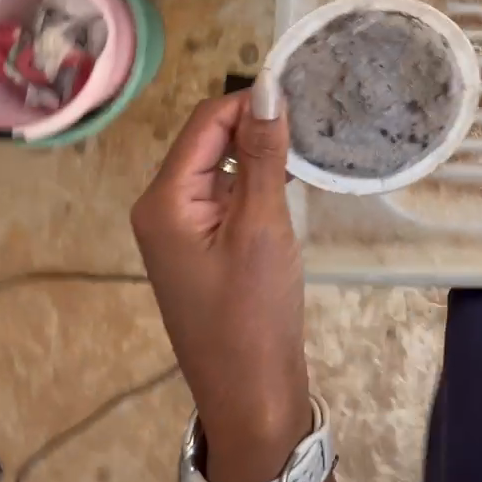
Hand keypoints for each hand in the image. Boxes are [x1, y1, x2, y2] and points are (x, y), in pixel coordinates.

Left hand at [131, 83, 310, 481]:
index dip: (251, 100)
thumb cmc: (253, 310)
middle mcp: (164, 206)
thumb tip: (267, 90)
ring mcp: (183, 227)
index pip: (206, 122)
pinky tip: (293, 177)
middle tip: (316, 115)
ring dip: (260, 149)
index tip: (307, 91)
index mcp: (164, 199)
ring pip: (221, 164)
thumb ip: (261, 156)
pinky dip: (258, 178)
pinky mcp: (205, 243)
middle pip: (209, 139)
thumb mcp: (262, 227)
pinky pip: (228, 192)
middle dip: (257, 123)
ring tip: (311, 140)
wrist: (250, 391)